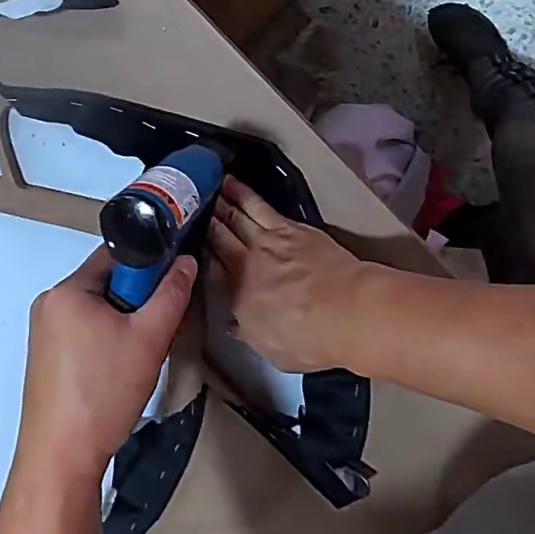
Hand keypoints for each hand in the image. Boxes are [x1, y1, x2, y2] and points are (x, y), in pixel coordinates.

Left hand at [15, 245, 195, 482]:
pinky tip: (118, 370)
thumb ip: (172, 294)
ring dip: (124, 323)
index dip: (148, 265)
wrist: (61, 461)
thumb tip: (185, 263)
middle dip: (137, 300)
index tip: (167, 287)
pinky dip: (107, 341)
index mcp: (66, 291)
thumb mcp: (150, 338)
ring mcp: (44, 333)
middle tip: (153, 329)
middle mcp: (49, 305)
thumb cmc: (101, 396)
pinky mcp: (47, 358)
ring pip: (98, 309)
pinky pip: (85, 331)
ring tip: (136, 355)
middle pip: (107, 282)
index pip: (115, 254)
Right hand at [205, 176, 365, 371]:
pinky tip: (234, 184)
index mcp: (239, 298)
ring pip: (235, 217)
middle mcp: (247, 266)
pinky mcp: (290, 229)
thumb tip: (235, 326)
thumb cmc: (314, 337)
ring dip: (218, 202)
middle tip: (186, 208)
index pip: (212, 272)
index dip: (199, 257)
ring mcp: (268, 242)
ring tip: (204, 189)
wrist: (347, 311)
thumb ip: (249, 332)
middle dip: (203, 224)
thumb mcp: (272, 349)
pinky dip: (243, 193)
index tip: (189, 247)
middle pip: (218, 240)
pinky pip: (259, 206)